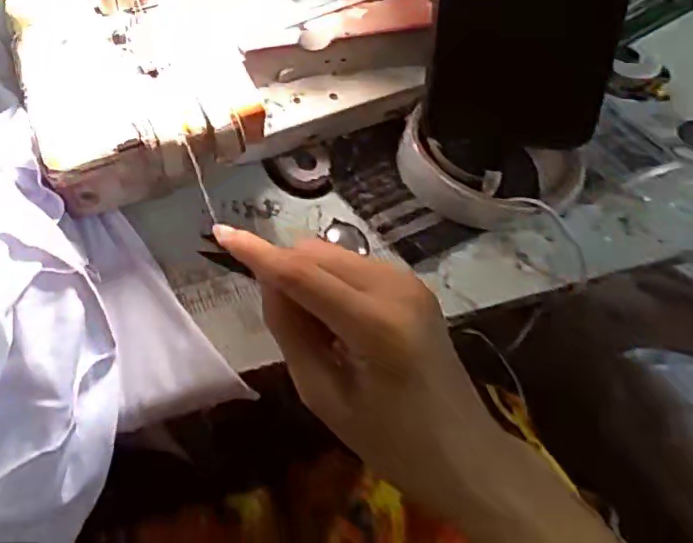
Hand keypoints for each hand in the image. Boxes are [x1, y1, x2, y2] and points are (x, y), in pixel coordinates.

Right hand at [214, 226, 612, 541]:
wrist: (472, 460)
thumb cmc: (394, 443)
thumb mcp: (323, 396)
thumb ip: (289, 329)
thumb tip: (267, 278)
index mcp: (376, 327)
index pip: (300, 273)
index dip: (255, 251)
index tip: (220, 232)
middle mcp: (395, 290)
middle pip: (311, 253)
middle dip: (282, 272)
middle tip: (287, 325)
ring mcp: (406, 281)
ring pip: (326, 252)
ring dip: (304, 275)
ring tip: (318, 329)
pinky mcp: (410, 281)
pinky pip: (346, 262)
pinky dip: (326, 279)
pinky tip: (339, 320)